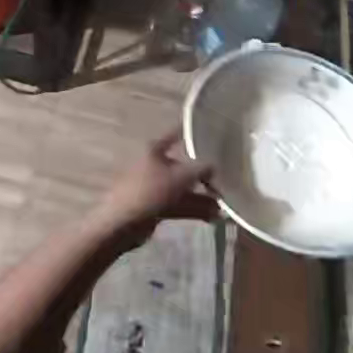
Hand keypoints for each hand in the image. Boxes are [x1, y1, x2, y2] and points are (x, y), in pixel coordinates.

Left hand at [88, 131, 216, 248]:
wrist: (125, 221)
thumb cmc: (152, 190)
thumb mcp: (182, 176)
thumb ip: (202, 168)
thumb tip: (215, 167)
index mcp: (155, 150)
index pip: (175, 135)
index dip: (190, 132)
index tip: (210, 131)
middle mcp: (154, 165)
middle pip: (184, 167)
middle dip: (204, 177)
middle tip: (226, 184)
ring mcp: (154, 186)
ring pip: (183, 188)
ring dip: (202, 197)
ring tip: (224, 207)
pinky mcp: (155, 205)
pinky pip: (179, 204)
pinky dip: (195, 209)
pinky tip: (213, 217)